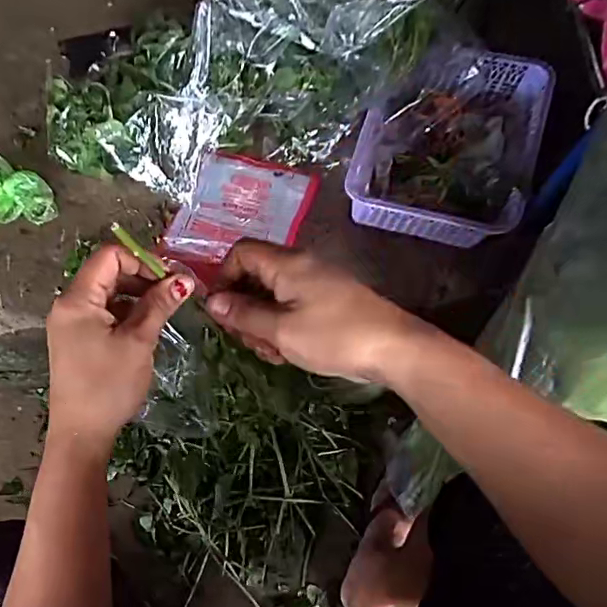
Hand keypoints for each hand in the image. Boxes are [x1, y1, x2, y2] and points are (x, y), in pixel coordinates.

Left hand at [46, 244, 193, 452]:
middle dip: (142, 278)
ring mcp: (70, 324)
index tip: (171, 279)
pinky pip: (103, 314)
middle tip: (175, 294)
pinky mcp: (76, 340)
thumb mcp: (138, 342)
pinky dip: (126, 314)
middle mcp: (68, 305)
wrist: (82, 432)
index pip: (110, 257)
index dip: (143, 261)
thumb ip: (159, 306)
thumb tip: (183, 280)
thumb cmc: (109, 386)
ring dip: (136, 297)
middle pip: (108, 273)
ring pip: (107, 295)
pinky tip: (146, 328)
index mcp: (77, 299)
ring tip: (164, 312)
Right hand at [203, 241, 434, 384]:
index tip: (221, 312)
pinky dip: (285, 326)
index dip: (224, 278)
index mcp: (287, 264)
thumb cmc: (334, 337)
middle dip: (245, 309)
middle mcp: (303, 265)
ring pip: (275, 296)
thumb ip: (244, 315)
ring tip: (273, 353)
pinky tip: (289, 353)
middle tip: (249, 342)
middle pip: (257, 276)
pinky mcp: (332, 301)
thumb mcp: (281, 331)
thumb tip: (212, 302)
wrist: (394, 348)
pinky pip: (296, 306)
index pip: (242, 253)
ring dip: (264, 324)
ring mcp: (320, 283)